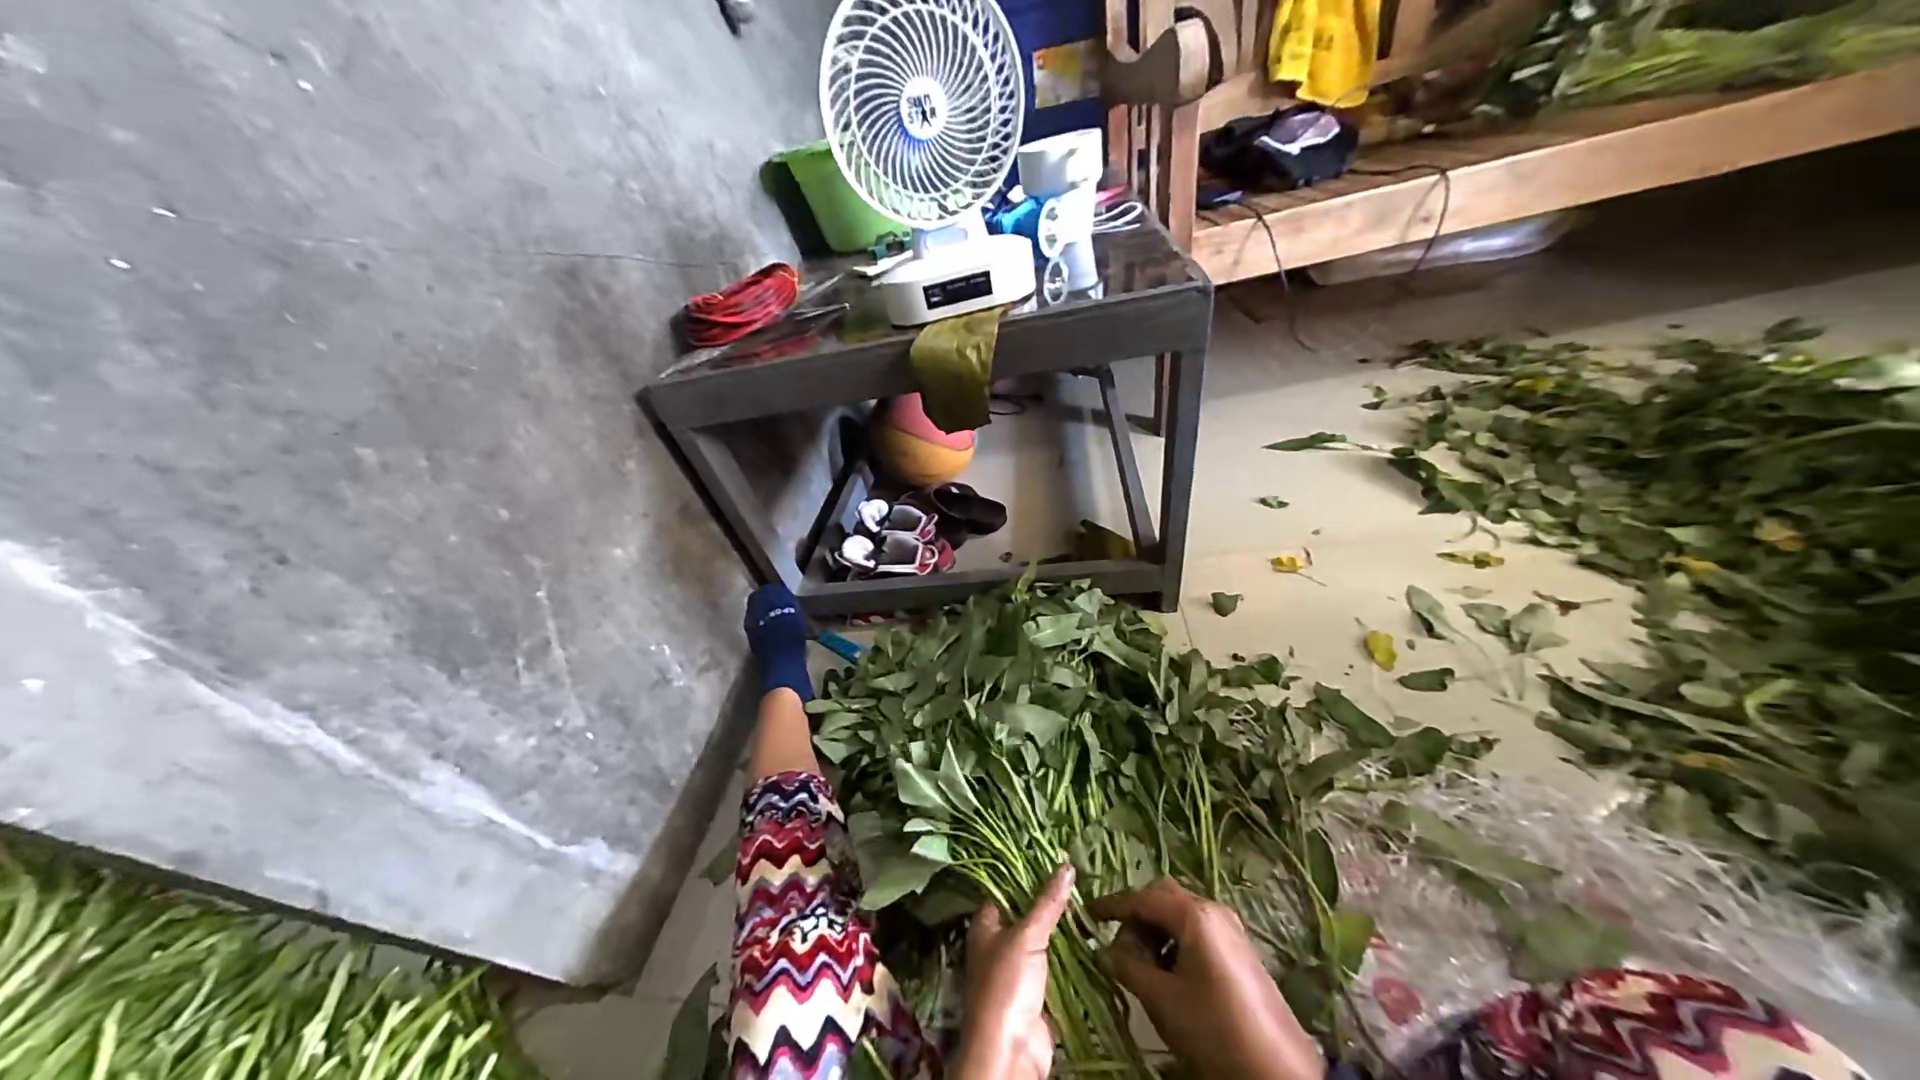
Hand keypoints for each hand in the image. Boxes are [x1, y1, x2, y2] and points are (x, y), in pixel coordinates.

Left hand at [951, 863, 1074, 1079]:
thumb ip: (1047, 903)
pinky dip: (1070, 952)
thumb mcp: (1027, 936)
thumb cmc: (1006, 985)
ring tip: (1090, 901)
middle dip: (1049, 899)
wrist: (1010, 1051)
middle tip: (1079, 876)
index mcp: (986, 924)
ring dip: (1062, 926)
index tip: (1053, 855)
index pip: (1004, 887)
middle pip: (1026, 912)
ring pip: (1042, 938)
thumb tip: (1066, 864)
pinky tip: (1090, 937)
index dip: (1026, 871)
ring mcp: (1017, 968)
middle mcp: (998, 942)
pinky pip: (1054, 963)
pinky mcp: (1036, 990)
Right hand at [1090, 878, 1323, 1079]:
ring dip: (1156, 929)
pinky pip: (1196, 929)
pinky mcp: (1237, 948)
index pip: (1142, 897)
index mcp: (1194, 915)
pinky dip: (1175, 940)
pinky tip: (1168, 971)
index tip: (1088, 914)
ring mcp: (1229, 928)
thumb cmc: (1214, 1027)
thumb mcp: (1162, 999)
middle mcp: (1213, 909)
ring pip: (1180, 912)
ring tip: (1142, 963)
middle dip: (1137, 914)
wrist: (1277, 1070)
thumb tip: (1104, 952)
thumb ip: (1128, 968)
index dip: (1112, 905)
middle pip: (1163, 896)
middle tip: (1119, 943)